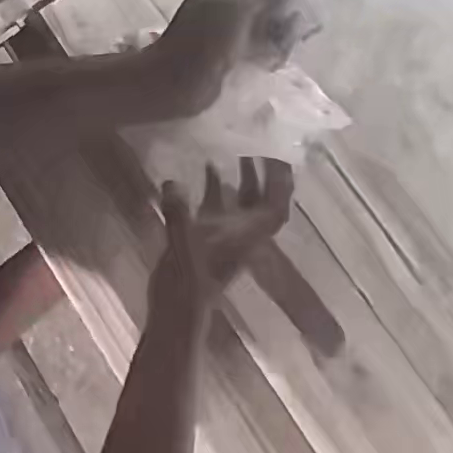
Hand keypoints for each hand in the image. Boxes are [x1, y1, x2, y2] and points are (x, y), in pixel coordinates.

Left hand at [144, 0, 300, 116]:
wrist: (178, 82)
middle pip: (270, 0)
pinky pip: (263, 48)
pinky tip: (274, 61)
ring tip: (279, 47)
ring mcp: (230, 31)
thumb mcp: (239, 5)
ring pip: (269, 25)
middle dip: (286, 12)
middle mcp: (227, 4)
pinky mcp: (234, 55)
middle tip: (289, 27)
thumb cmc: (204, 40)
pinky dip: (272, 52)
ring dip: (281, 35)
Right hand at [151, 157, 294, 315]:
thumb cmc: (188, 281)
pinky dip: (209, 188)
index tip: (279, 155)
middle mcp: (239, 232)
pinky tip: (197, 170)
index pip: (274, 207)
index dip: (280, 183)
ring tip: (229, 148)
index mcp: (245, 236)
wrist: (176, 310)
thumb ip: (179, 213)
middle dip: (260, 173)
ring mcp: (221, 235)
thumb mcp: (183, 245)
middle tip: (253, 141)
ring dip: (236, 179)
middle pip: (258, 200)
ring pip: (237, 202)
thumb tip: (172, 182)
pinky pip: (211, 206)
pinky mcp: (200, 236)